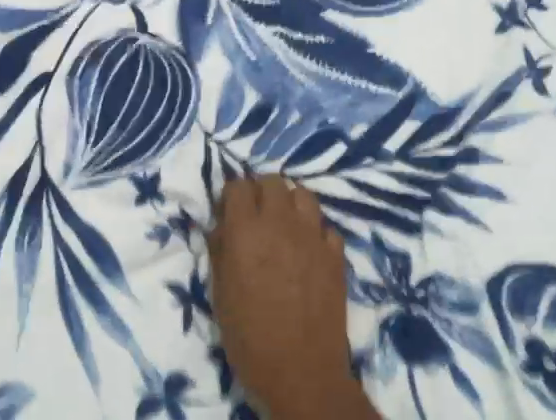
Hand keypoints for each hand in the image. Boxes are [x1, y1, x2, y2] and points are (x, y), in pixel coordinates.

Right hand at [209, 174, 377, 419]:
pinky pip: (327, 228)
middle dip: (261, 191)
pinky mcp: (336, 257)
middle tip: (255, 215)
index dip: (231, 195)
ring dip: (290, 203)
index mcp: (244, 230)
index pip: (237, 185)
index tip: (228, 212)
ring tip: (284, 225)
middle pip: (272, 181)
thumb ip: (220, 250)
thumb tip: (222, 226)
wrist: (301, 373)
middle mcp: (279, 224)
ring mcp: (312, 238)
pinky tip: (308, 251)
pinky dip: (316, 232)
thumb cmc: (248, 336)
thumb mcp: (219, 292)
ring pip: (304, 195)